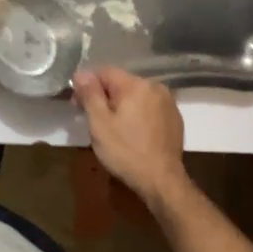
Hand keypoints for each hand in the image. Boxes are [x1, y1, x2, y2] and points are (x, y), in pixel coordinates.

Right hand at [72, 66, 188, 203]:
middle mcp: (156, 87)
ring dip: (121, 105)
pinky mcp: (175, 118)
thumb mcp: (100, 123)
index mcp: (136, 85)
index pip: (105, 72)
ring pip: (136, 95)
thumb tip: (81, 72)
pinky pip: (149, 107)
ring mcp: (168, 103)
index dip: (87, 85)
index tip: (77, 104)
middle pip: (121, 83)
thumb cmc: (125, 152)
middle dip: (104, 96)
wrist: (161, 180)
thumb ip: (90, 94)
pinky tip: (132, 133)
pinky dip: (137, 114)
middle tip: (92, 119)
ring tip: (112, 128)